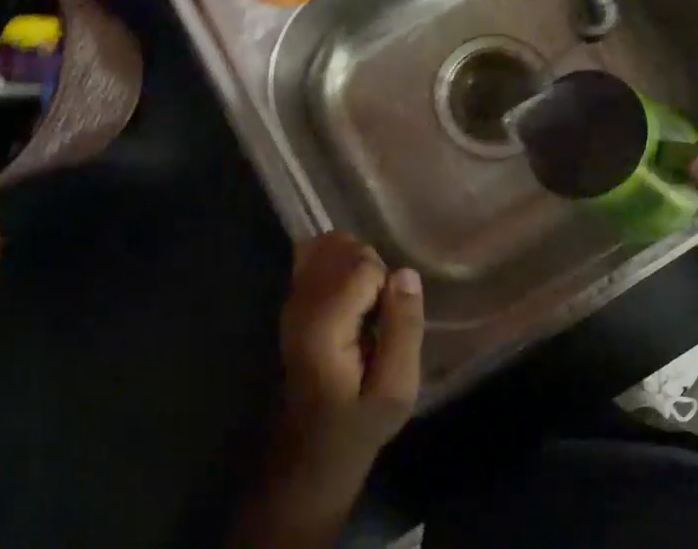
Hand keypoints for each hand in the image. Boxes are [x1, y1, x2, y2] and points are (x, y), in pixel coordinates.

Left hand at [276, 231, 422, 476]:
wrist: (311, 450)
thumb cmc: (357, 423)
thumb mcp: (396, 390)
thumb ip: (404, 330)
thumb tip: (406, 273)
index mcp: (323, 324)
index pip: (363, 266)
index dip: (387, 287)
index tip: (389, 324)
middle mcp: (299, 302)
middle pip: (344, 248)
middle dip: (372, 270)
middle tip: (380, 317)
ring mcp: (291, 299)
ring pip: (328, 245)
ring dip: (355, 265)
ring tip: (366, 305)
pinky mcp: (292, 300)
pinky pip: (314, 255)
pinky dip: (338, 264)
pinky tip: (350, 297)